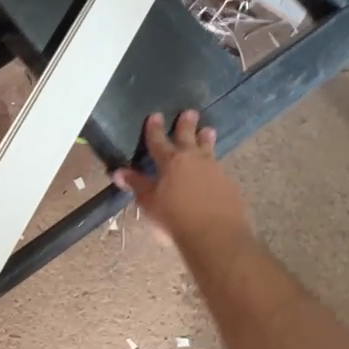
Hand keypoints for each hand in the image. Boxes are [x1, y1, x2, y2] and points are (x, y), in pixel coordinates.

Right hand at [113, 111, 251, 247]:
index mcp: (170, 162)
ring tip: (209, 130)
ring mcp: (215, 171)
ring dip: (206, 139)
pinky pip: (219, 168)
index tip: (155, 115)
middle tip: (190, 112)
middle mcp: (194, 161)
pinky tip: (215, 168)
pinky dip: (214, 164)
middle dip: (186, 125)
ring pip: (209, 150)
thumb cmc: (175, 217)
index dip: (155, 129)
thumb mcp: (149, 202)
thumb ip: (136, 185)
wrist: (216, 236)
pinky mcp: (229, 185)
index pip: (158, 141)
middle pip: (188, 138)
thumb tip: (119, 172)